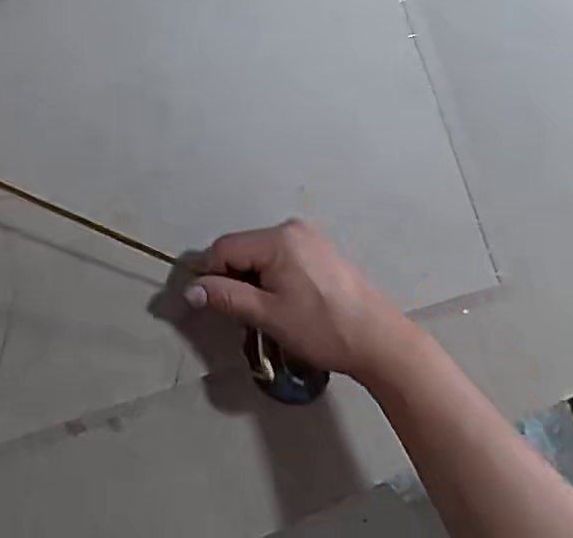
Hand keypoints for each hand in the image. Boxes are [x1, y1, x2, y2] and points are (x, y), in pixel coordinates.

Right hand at [184, 219, 422, 385]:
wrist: (382, 343)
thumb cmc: (323, 328)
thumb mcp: (268, 315)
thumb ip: (226, 297)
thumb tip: (191, 291)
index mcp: (277, 238)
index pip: (224, 248)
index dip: (212, 276)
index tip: (217, 305)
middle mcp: (291, 228)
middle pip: (242, 248)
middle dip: (235, 277)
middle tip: (248, 312)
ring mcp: (308, 237)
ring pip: (260, 253)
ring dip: (254, 279)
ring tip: (270, 310)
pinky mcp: (320, 250)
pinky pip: (280, 256)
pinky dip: (273, 276)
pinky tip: (288, 302)